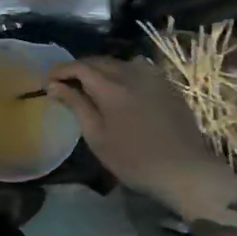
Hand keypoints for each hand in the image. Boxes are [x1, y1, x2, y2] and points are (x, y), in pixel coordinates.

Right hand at [45, 57, 236, 223]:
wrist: (189, 174)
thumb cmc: (134, 159)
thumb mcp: (96, 136)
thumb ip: (76, 105)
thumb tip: (54, 85)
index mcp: (112, 88)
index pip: (79, 67)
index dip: (59, 71)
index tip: (47, 83)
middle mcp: (133, 77)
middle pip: (99, 61)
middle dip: (78, 69)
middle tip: (65, 84)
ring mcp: (155, 81)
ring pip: (120, 63)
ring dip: (101, 69)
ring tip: (92, 85)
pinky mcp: (170, 89)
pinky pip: (140, 70)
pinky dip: (123, 73)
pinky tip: (120, 89)